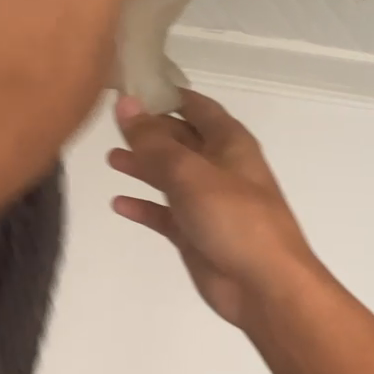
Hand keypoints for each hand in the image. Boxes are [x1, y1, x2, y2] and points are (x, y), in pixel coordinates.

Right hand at [109, 91, 321, 328]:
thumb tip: (125, 104)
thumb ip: (154, 142)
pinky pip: (165, 214)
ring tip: (110, 158)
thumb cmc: (234, 219)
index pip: (197, 107)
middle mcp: (219, 168)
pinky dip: (145, 207)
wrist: (263, 285)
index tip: (132, 88)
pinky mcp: (195, 235)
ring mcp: (207, 203)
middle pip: (180, 141)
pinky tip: (119, 203)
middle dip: (149, 132)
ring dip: (143, 167)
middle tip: (110, 124)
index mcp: (229, 144)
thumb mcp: (190, 173)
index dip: (168, 95)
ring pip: (170, 177)